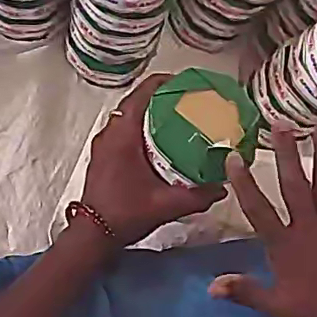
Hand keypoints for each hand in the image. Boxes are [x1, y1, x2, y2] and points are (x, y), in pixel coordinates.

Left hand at [78, 73, 225, 245]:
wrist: (93, 235)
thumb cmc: (124, 214)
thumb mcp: (167, 204)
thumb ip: (198, 195)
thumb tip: (223, 187)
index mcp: (123, 135)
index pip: (142, 94)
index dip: (163, 82)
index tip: (185, 82)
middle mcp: (110, 134)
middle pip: (136, 101)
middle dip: (161, 96)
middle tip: (187, 100)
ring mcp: (103, 144)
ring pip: (128, 116)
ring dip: (149, 112)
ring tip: (176, 117)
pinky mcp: (103, 155)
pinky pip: (123, 130)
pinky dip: (141, 127)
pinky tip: (159, 141)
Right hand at [214, 122, 316, 316]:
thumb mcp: (277, 310)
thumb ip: (246, 292)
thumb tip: (211, 287)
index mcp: (286, 247)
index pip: (259, 210)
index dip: (244, 183)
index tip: (234, 157)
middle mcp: (310, 229)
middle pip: (295, 185)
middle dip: (286, 153)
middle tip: (280, 124)